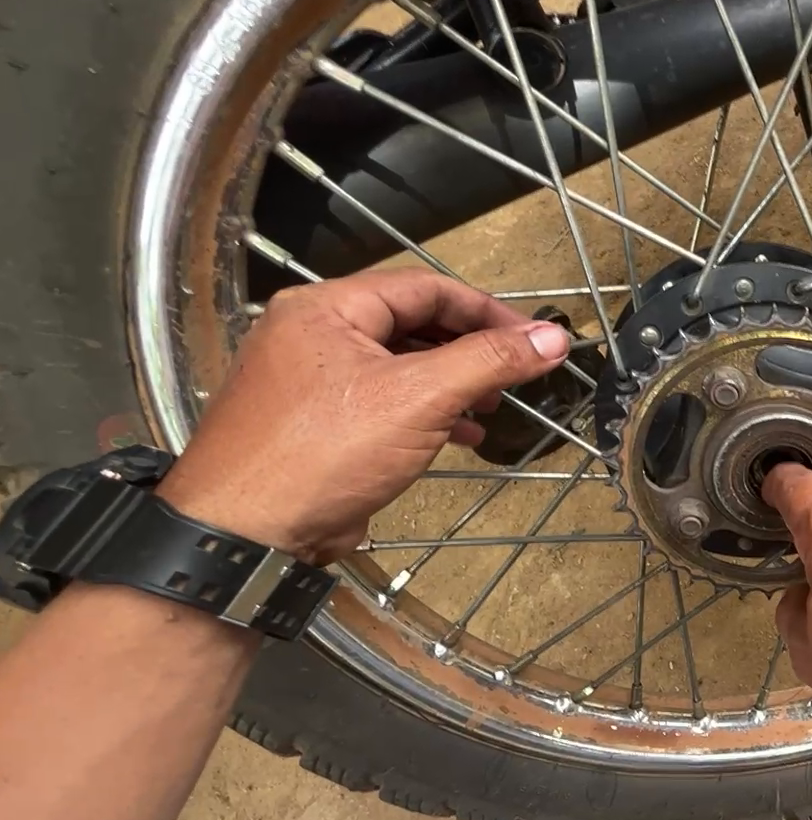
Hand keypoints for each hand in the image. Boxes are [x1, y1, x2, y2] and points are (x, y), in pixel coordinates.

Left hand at [157, 269, 571, 562]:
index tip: (536, 338)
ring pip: (407, 363)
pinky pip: (391, 398)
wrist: (248, 530)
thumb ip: (491, 361)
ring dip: (458, 380)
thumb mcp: (422, 397)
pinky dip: (433, 409)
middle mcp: (317, 334)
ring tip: (495, 405)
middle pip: (417, 323)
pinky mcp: (324, 419)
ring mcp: (317, 378)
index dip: (489, 310)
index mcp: (328, 310)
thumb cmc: (328, 450)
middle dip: (475, 348)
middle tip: (519, 372)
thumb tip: (554, 338)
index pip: (427, 288)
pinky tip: (461, 432)